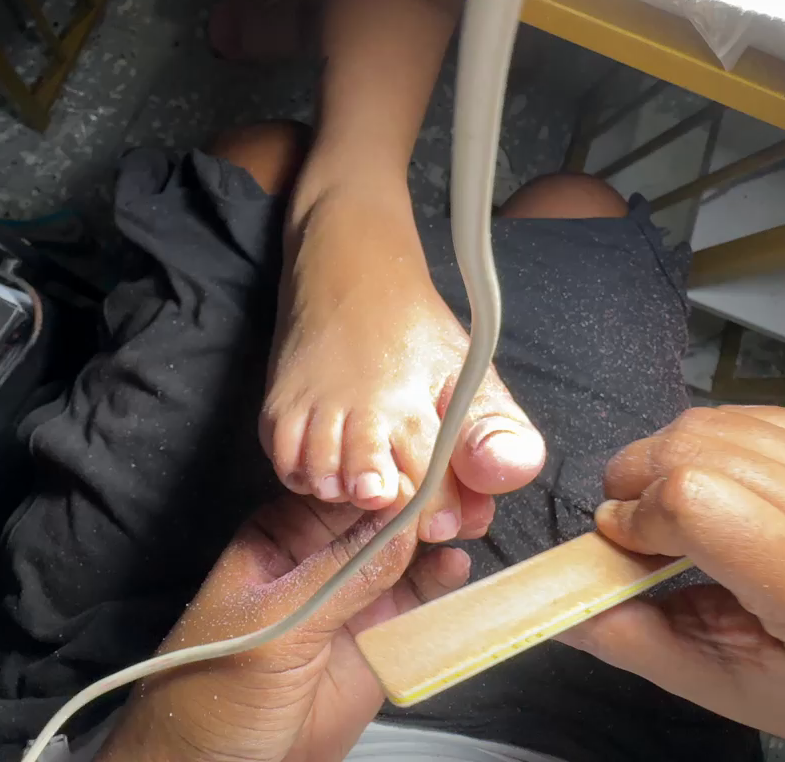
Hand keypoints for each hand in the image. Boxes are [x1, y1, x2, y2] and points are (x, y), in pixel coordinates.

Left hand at [99, 497, 470, 761]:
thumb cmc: (216, 688)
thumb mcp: (277, 622)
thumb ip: (342, 574)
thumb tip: (401, 522)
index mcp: (287, 531)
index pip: (344, 492)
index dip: (385, 480)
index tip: (428, 470)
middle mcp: (325, 555)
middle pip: (381, 520)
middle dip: (419, 507)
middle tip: (458, 499)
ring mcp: (352, 598)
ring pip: (405, 558)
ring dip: (435, 542)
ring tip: (466, 527)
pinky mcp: (375, 641)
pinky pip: (413, 607)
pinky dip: (439, 586)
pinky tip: (456, 570)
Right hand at [261, 184, 544, 539]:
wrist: (351, 271)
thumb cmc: (414, 331)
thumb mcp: (470, 372)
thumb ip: (494, 430)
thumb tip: (508, 475)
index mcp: (415, 407)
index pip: (429, 499)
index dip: (443, 513)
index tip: (448, 506)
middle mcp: (360, 413)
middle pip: (375, 499)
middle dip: (398, 505)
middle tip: (404, 481)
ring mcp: (313, 412)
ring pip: (325, 490)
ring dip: (347, 492)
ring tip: (366, 467)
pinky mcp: (276, 409)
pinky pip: (285, 468)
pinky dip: (305, 474)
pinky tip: (330, 455)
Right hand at [563, 406, 784, 761]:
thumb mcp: (718, 687)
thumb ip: (632, 640)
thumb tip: (553, 606)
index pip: (696, 504)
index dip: (638, 514)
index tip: (620, 539)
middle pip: (694, 451)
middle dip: (638, 478)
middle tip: (632, 518)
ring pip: (710, 424)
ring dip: (665, 456)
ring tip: (667, 499)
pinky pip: (741, 414)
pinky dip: (704, 441)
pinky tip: (713, 481)